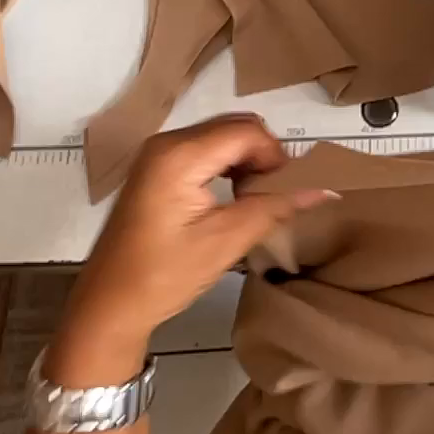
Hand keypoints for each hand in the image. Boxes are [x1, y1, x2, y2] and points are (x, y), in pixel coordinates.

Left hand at [47, 114, 333, 384]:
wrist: (108, 307)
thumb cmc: (164, 276)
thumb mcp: (227, 241)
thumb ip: (276, 207)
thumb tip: (324, 189)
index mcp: (179, 156)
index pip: (247, 132)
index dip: (276, 156)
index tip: (288, 190)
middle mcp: (166, 142)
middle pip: (236, 127)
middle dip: (264, 156)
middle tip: (276, 194)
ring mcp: (158, 153)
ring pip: (223, 135)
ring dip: (247, 160)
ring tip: (255, 199)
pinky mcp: (157, 166)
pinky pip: (206, 148)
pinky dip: (228, 164)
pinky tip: (233, 196)